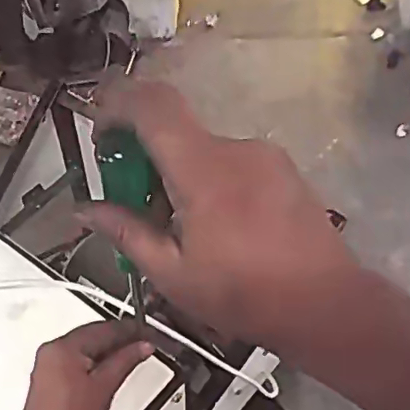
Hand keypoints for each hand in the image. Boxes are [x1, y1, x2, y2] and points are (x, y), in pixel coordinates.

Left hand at [10, 321, 154, 409]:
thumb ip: (124, 361)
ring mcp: (47, 366)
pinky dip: (94, 363)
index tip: (146, 332)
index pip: (103, 328)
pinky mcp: (48, 380)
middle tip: (142, 342)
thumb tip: (140, 346)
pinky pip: (75, 362)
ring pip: (83, 349)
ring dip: (107, 351)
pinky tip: (108, 370)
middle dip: (118, 338)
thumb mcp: (104, 387)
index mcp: (63, 348)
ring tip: (130, 355)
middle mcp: (51, 352)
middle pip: (91, 336)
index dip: (129, 330)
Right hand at [77, 81, 409, 409]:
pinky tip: (210, 228)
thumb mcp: (170, 273)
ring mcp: (264, 157)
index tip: (99, 133)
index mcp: (204, 171)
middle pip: (174, 132)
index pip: (154, 107)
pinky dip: (203, 183)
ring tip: (175, 230)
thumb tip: (85, 210)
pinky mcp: (282, 170)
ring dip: (174, 177)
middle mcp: (236, 149)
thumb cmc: (241, 295)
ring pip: (200, 151)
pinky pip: (228, 163)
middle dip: (141, 160)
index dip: (117, 105)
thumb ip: (125, 233)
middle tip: (130, 205)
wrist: (325, 305)